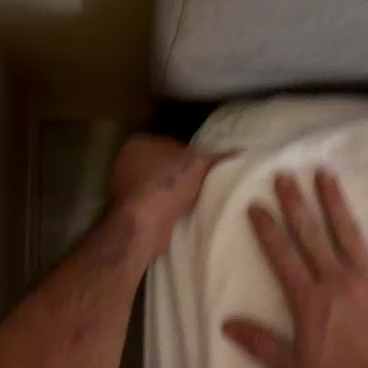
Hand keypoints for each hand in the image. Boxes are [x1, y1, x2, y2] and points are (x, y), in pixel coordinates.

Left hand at [108, 135, 228, 247]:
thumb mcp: (199, 165)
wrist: (143, 225)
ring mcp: (125, 186)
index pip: (173, 143)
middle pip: (166, 164)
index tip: (208, 166)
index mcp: (140, 142)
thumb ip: (219, 157)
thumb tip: (242, 152)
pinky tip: (184, 213)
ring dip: (176, 193)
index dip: (192, 154)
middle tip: (207, 183)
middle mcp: (128, 161)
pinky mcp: (130, 209)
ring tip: (199, 199)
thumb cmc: (167, 185)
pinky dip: (168, 207)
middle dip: (183, 174)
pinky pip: (156, 203)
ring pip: (161, 185)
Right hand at [223, 170, 367, 367]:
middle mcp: (337, 281)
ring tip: (324, 175)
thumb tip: (227, 323)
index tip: (256, 205)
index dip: (267, 229)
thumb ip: (261, 345)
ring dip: (335, 202)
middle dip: (295, 204)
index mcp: (309, 300)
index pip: (282, 256)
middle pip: (310, 235)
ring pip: (348, 233)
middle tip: (284, 176)